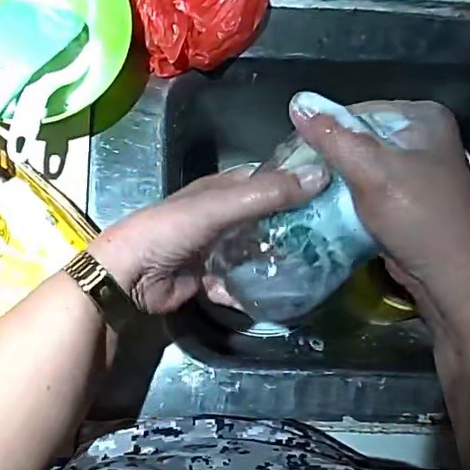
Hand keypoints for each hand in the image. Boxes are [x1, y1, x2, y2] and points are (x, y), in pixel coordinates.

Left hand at [88, 162, 326, 314]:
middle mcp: (219, 217)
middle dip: (295, 228)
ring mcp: (213, 250)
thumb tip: (322, 175)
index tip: (342, 191)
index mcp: (219, 191)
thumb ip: (265, 194)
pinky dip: (252, 290)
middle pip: (266, 219)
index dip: (300, 182)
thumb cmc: (167, 232)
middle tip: (337, 238)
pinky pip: (238, 284)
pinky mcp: (207, 280)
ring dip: (277, 261)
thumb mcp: (215, 206)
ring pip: (255, 252)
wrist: (126, 277)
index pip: (268, 180)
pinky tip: (278, 295)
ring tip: (317, 268)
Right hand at [290, 98, 469, 312]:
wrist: (453, 274)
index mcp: (420, 118)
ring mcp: (408, 169)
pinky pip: (356, 188)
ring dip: (323, 181)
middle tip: (287, 181)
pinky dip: (335, 197)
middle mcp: (416, 137)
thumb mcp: (373, 172)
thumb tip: (297, 101)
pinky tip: (315, 209)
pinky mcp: (398, 197)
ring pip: (349, 166)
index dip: (315, 135)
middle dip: (317, 160)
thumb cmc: (418, 217)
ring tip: (295, 195)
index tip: (287, 162)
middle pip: (349, 140)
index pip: (348, 113)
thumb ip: (334, 138)